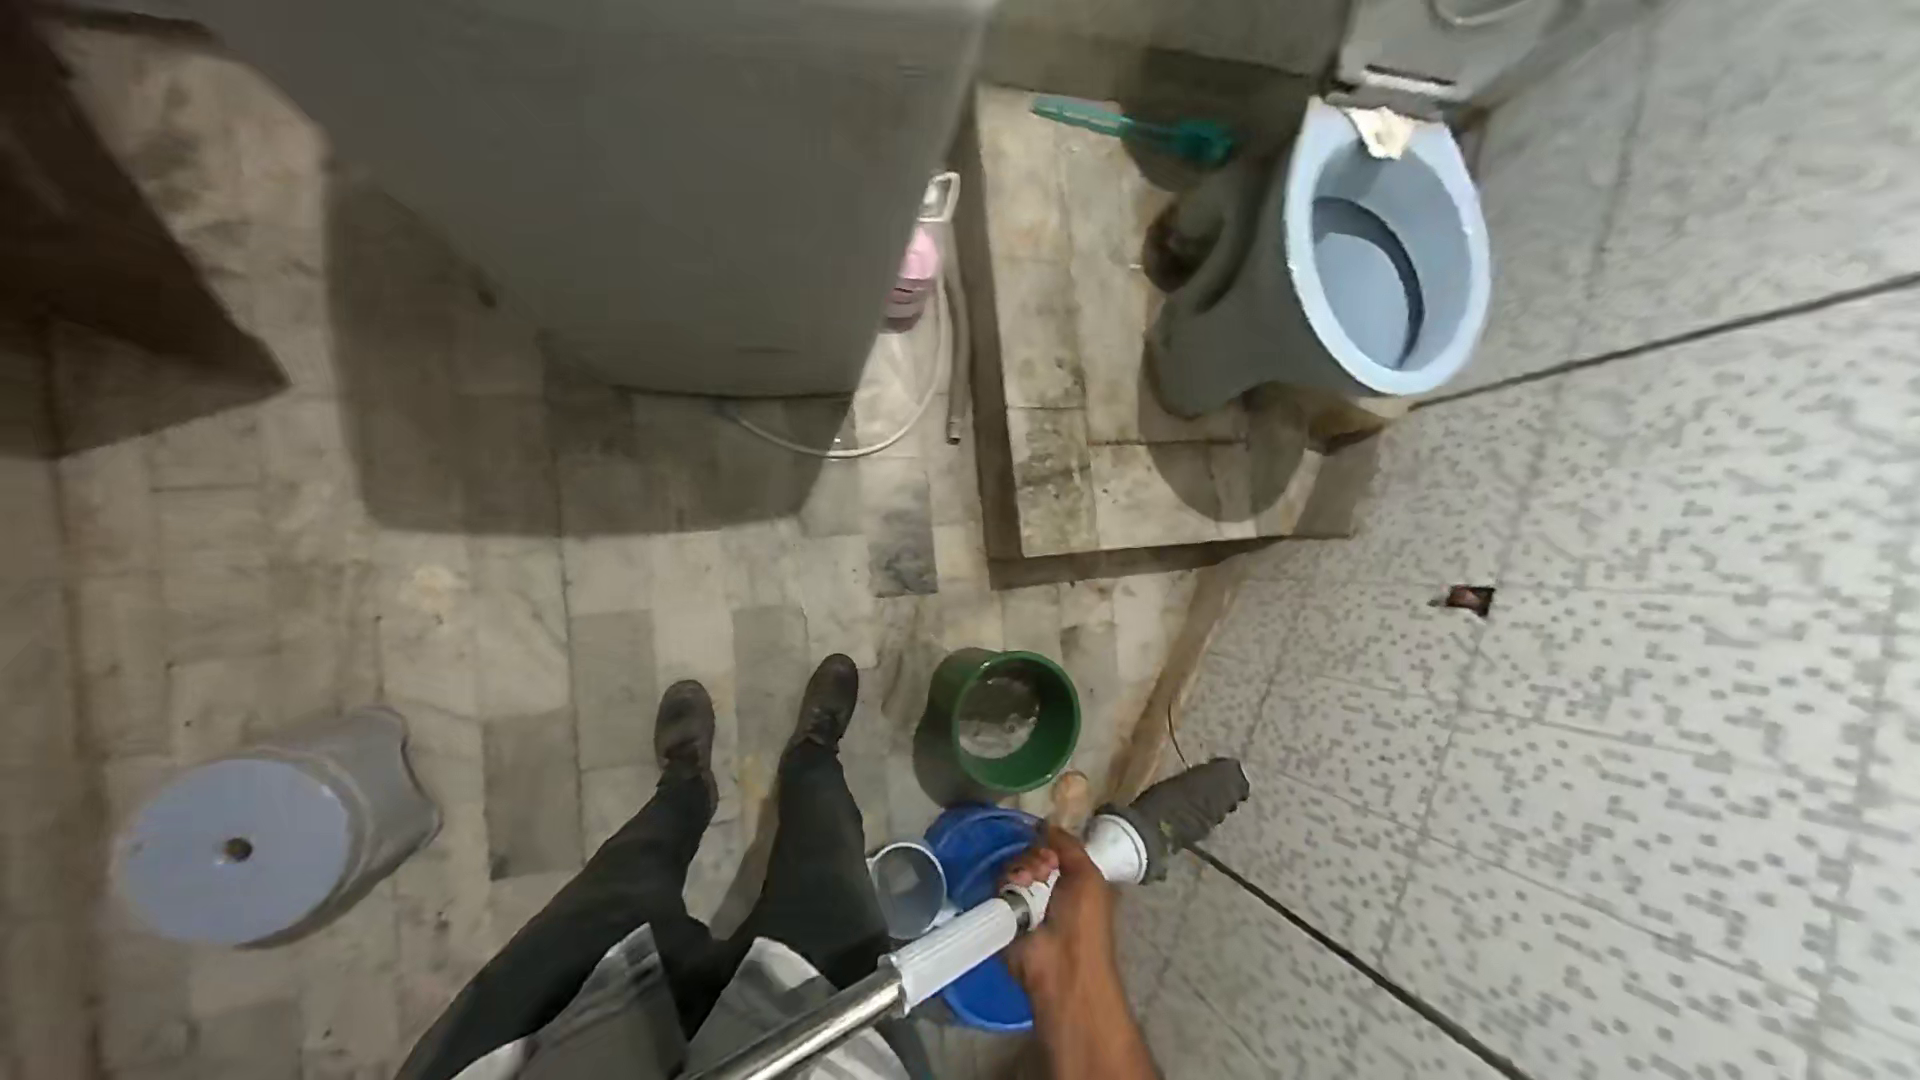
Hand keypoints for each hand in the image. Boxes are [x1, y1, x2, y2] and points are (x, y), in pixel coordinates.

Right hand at [1000, 825, 1118, 1008]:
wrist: (1063, 965)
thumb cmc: (1085, 920)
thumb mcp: (1089, 875)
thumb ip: (1069, 845)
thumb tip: (1046, 823)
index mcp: (1072, 881)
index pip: (1054, 849)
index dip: (1051, 842)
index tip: (1051, 847)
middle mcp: (1048, 889)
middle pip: (1032, 854)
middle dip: (1037, 855)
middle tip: (1044, 868)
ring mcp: (1025, 901)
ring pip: (1014, 866)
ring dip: (1023, 867)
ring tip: (1029, 882)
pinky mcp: (1004, 912)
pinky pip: (998, 883)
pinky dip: (1007, 881)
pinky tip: (1016, 889)